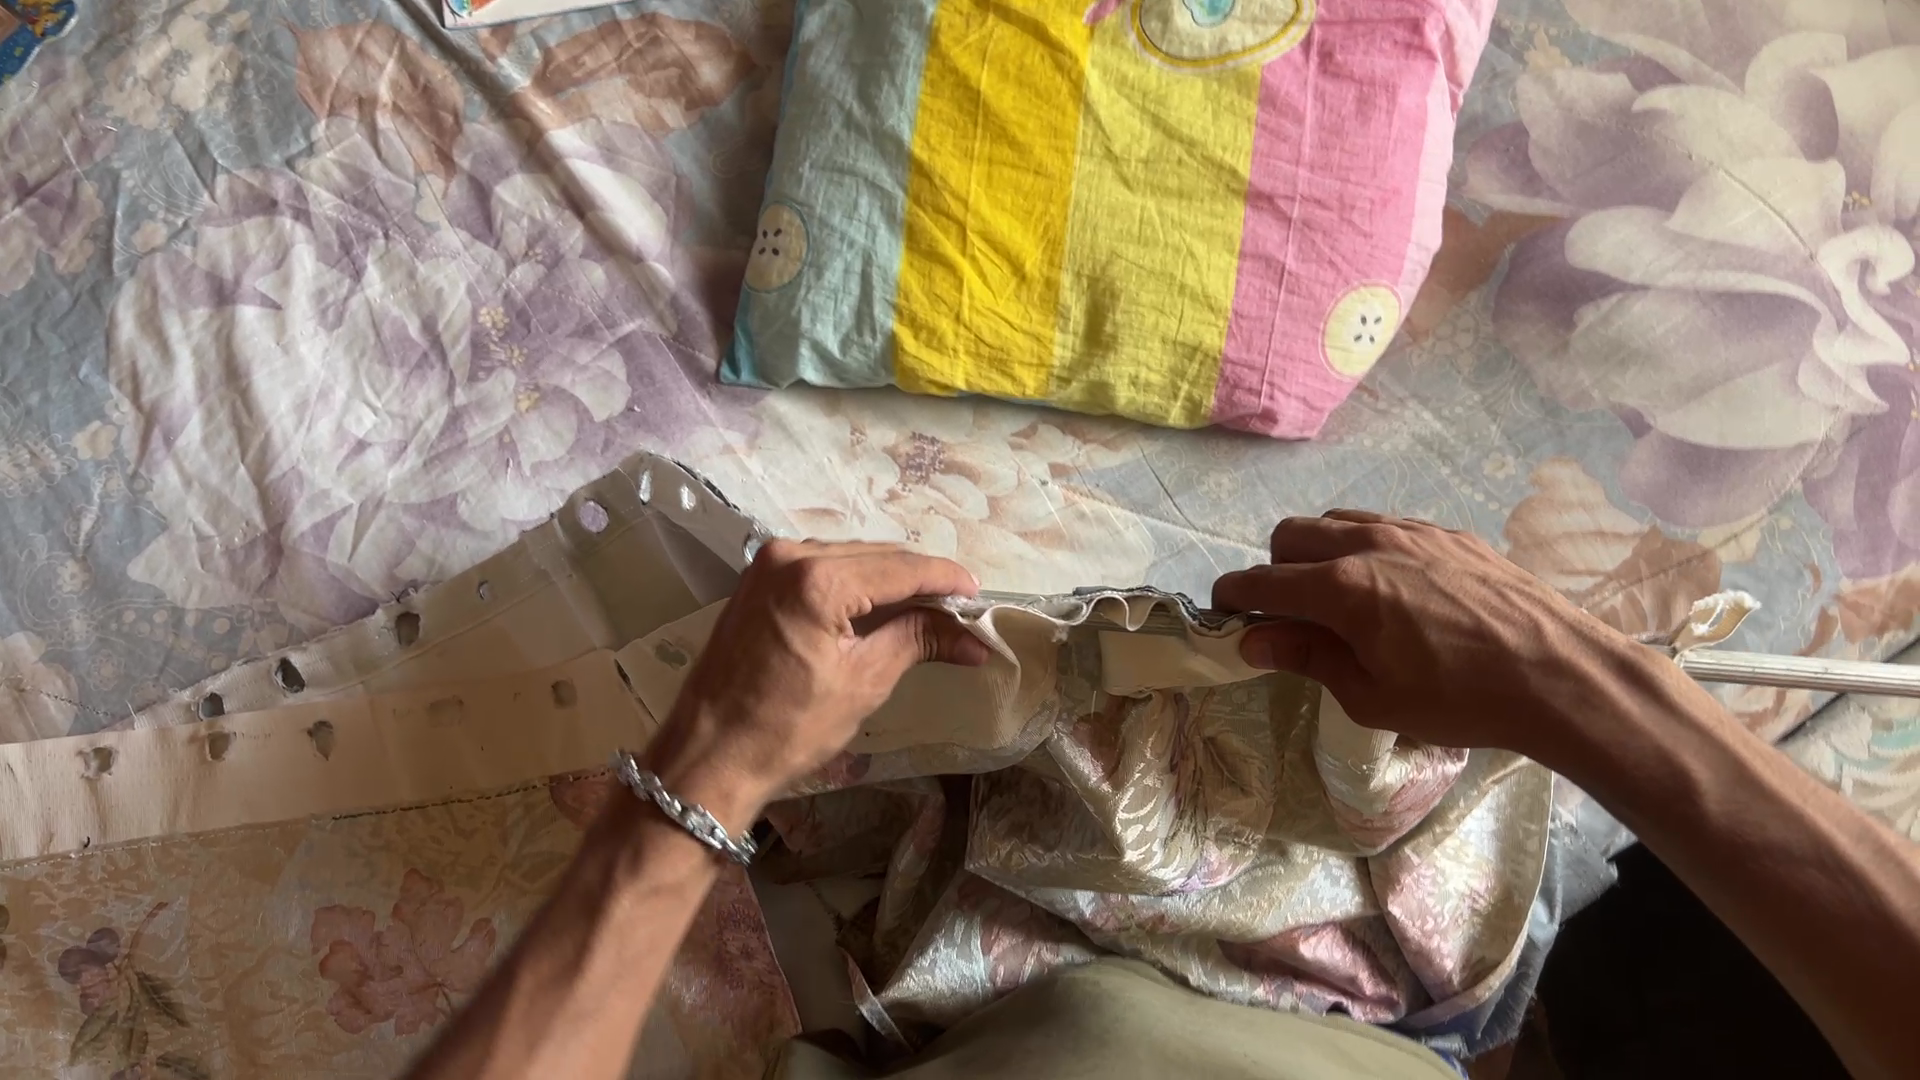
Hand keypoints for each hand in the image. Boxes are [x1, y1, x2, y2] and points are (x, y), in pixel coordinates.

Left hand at [645, 540, 988, 823]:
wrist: (707, 756)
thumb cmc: (788, 729)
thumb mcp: (864, 682)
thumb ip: (918, 640)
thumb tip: (973, 638)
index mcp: (817, 579)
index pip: (902, 567)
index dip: (947, 579)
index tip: (980, 595)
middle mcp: (790, 554)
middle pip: (879, 555)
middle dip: (922, 580)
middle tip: (959, 610)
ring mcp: (769, 562)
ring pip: (852, 557)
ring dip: (891, 580)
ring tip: (927, 610)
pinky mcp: (759, 578)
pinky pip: (824, 566)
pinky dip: (857, 583)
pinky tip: (880, 606)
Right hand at [1212, 511, 1656, 757]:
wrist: (1566, 677)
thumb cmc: (1461, 700)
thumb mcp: (1371, 696)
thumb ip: (1306, 658)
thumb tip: (1252, 641)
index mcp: (1342, 588)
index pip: (1261, 581)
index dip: (1232, 595)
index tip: (1225, 611)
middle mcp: (1368, 544)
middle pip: (1289, 535)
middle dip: (1274, 569)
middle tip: (1293, 611)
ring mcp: (1411, 531)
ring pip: (1335, 521)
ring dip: (1319, 552)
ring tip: (1343, 594)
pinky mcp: (1448, 533)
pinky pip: (1383, 524)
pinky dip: (1365, 547)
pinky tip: (1394, 586)